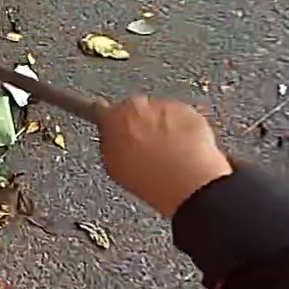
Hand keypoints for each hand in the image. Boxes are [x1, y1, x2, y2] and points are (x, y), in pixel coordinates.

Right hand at [98, 96, 234, 216]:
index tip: (105, 119)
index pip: (98, 110)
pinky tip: (183, 150)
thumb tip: (112, 141)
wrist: (188, 181)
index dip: (104, 117)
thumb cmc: (150, 178)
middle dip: (138, 125)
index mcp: (112, 118)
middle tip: (144, 147)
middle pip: (134, 110)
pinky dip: (183, 130)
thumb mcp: (113, 166)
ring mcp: (165, 107)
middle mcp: (137, 107)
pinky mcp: (190, 111)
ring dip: (162, 127)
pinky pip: (182, 118)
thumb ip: (110, 144)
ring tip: (167, 154)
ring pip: (160, 113)